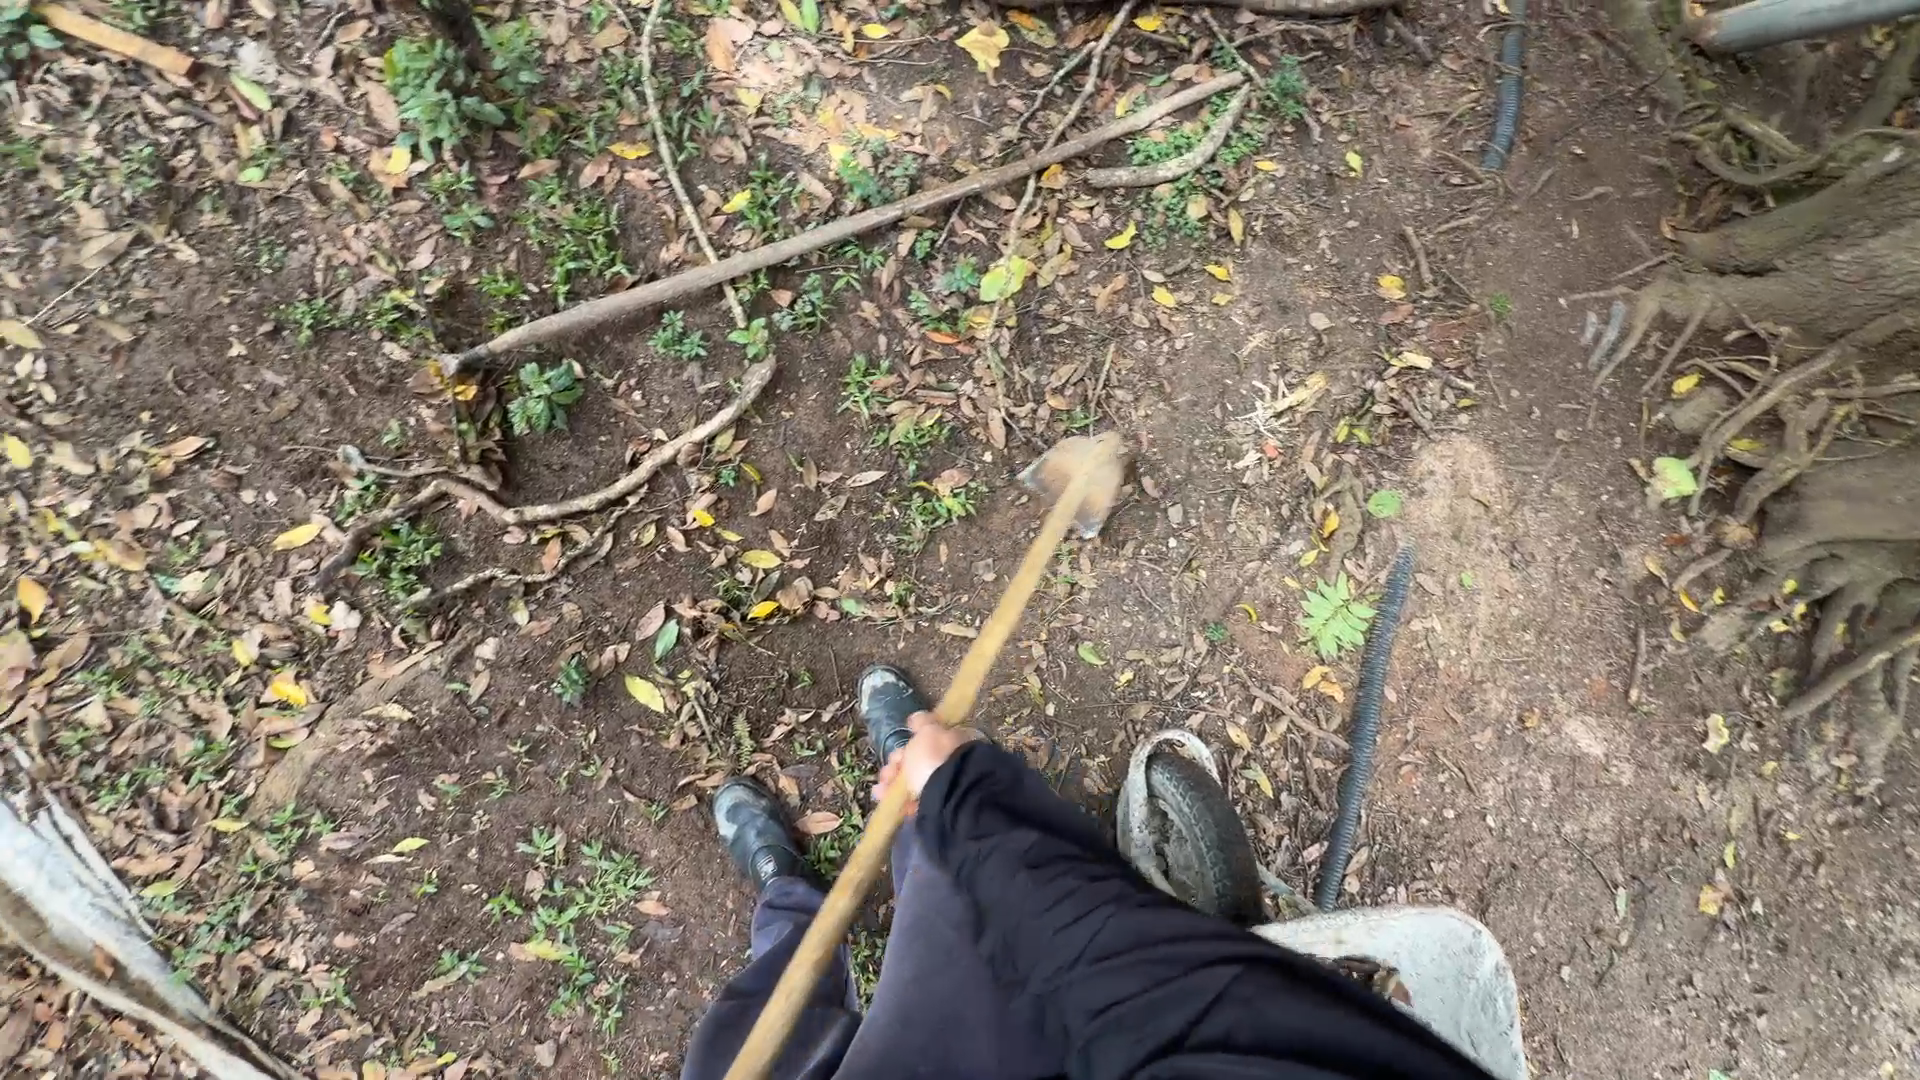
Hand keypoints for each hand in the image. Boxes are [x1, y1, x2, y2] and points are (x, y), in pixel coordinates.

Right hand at [872, 711, 979, 812]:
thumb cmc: (935, 758)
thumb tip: (916, 718)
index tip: (896, 752)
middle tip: (886, 774)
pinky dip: (901, 802)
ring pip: (915, 782)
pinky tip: (887, 802)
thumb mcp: (927, 732)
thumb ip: (921, 723)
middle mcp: (951, 762)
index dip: (908, 745)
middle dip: (897, 767)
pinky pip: (916, 801)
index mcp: (952, 741)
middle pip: (918, 762)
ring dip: (894, 785)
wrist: (949, 796)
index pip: (927, 739)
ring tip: (880, 792)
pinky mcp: (939, 806)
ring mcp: (946, 785)